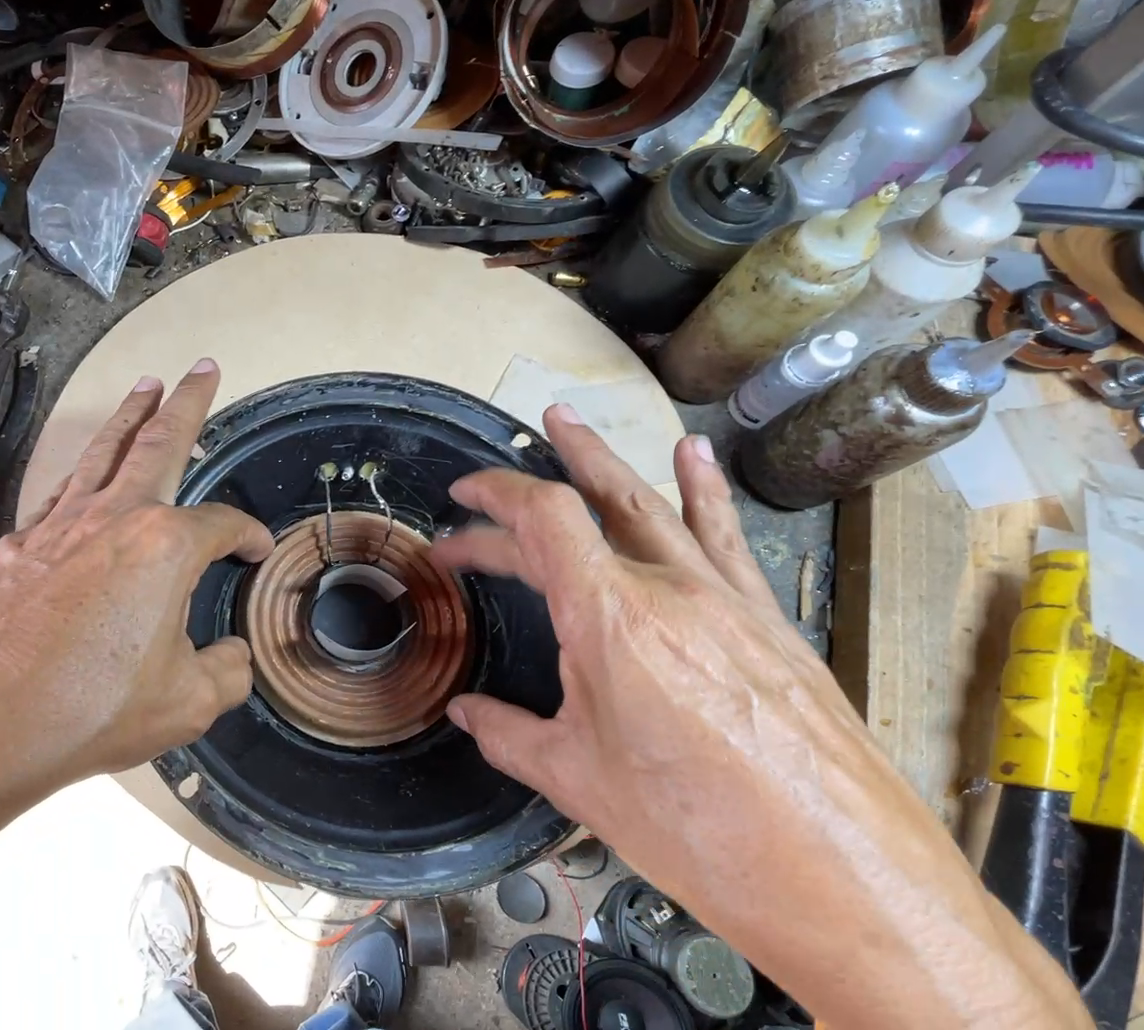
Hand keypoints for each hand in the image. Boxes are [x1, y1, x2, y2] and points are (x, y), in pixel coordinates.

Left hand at [0, 358, 273, 787]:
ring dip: (128, 417)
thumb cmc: (92, 712)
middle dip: (186, 402)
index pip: (224, 525)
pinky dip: (81, 475)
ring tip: (145, 388)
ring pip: (101, 453)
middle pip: (157, 444)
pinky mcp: (18, 547)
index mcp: (163, 547)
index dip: (250, 537)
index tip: (257, 552)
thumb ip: (227, 671)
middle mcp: (112, 519)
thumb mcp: (188, 703)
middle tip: (202, 368)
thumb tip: (233, 655)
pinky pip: (59, 494)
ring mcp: (58, 528)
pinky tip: (84, 476)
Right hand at [433, 404, 1086, 1028]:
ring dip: (604, 460)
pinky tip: (693, 457)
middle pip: (588, 505)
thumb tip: (467, 714)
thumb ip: (507, 733)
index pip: (542, 518)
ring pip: (654, 505)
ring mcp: (726, 599)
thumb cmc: (695, 827)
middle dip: (526, 485)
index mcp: (611, 617)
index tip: (458, 504)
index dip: (492, 498)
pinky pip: (725, 538)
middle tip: (482, 487)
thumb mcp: (575, 778)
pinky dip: (702, 492)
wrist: (839, 876)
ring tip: (569, 422)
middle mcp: (670, 589)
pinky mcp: (766, 622)